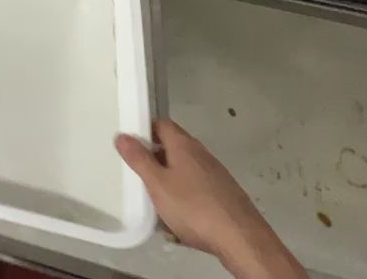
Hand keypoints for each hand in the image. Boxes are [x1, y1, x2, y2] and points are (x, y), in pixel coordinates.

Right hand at [116, 119, 304, 278]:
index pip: (161, 123)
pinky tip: (180, 221)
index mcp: (184, 145)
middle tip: (139, 175)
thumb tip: (122, 135)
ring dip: (170, 183)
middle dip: (155, 160)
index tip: (129, 144)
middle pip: (173, 148)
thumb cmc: (195, 208)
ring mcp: (217, 177)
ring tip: (157, 203)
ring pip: (185, 172)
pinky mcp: (227, 198)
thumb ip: (138, 159)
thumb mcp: (157, 184)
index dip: (144, 130)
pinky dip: (186, 200)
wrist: (244, 243)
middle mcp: (202, 155)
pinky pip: (198, 192)